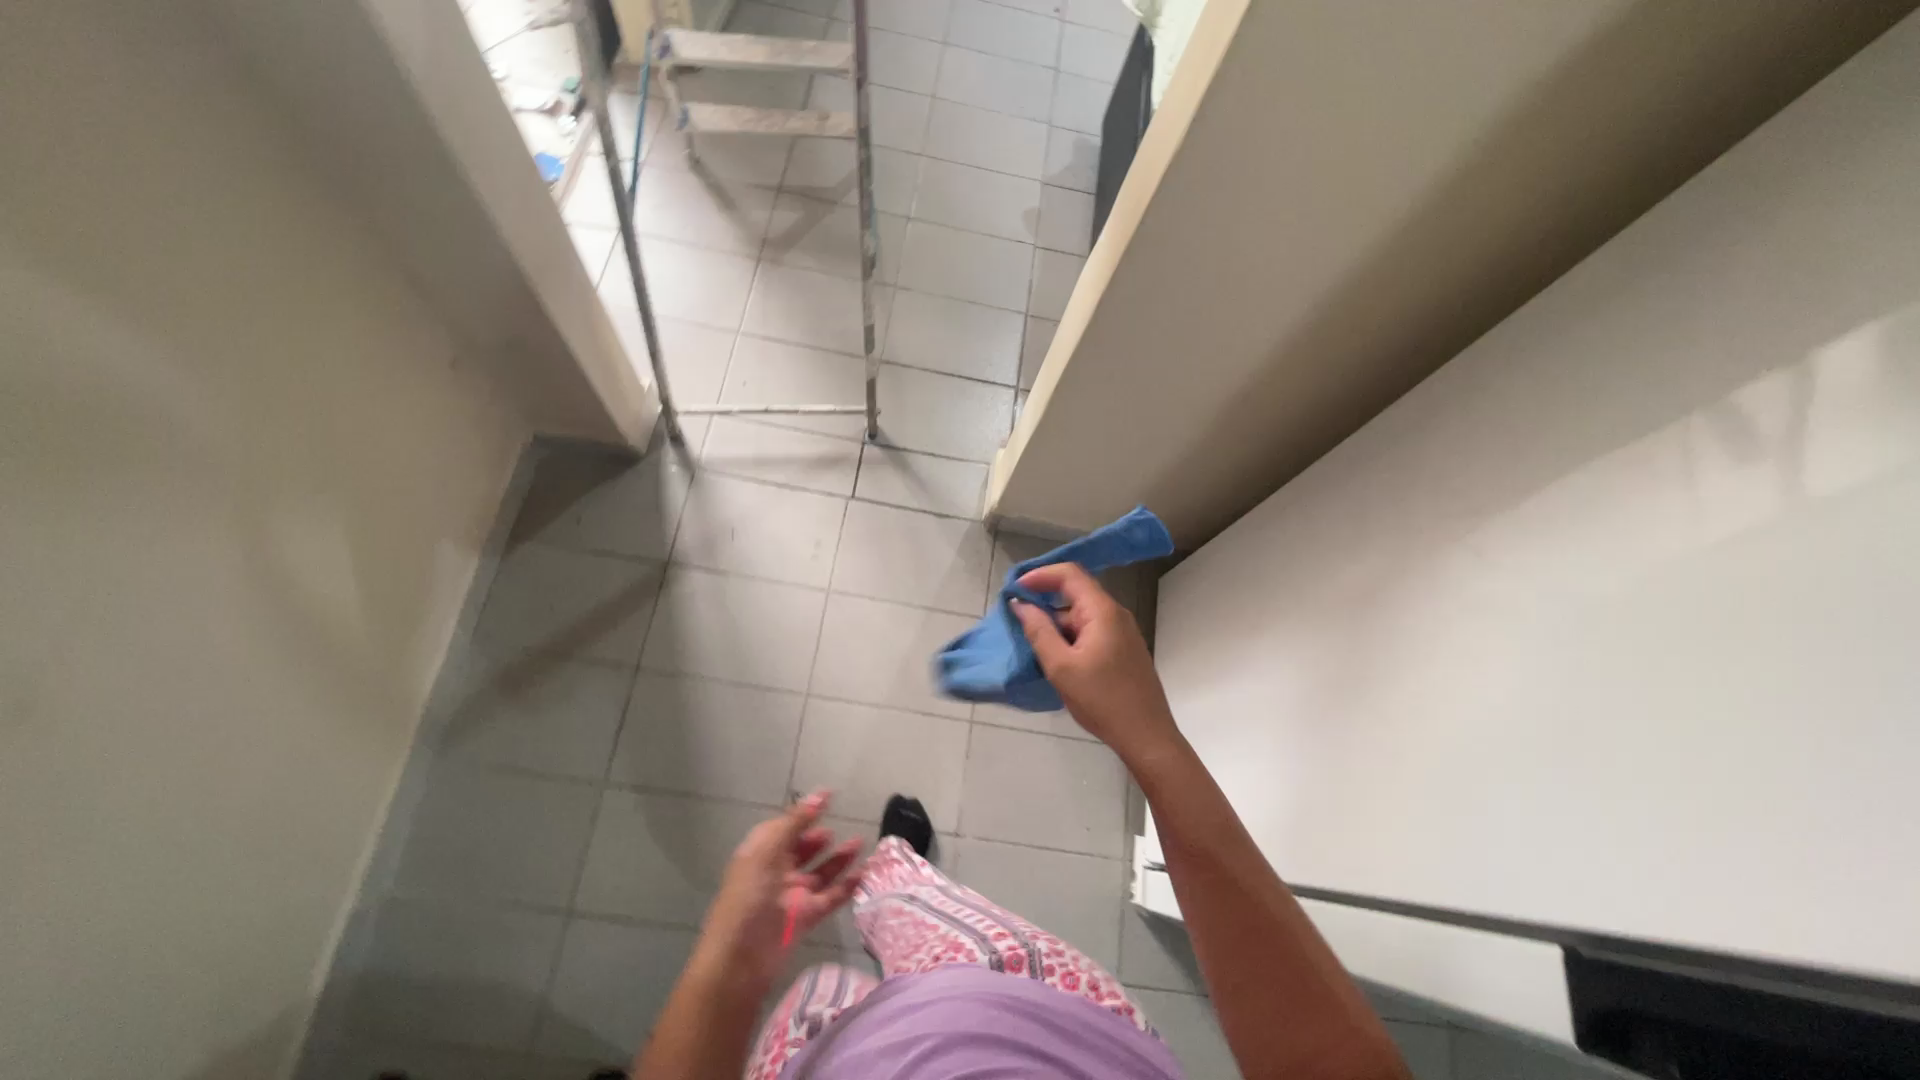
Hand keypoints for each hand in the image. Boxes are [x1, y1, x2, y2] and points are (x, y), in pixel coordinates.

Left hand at [693, 791, 863, 987]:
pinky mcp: (807, 917)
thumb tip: (821, 794)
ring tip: (860, 843)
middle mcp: (776, 872)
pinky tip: (864, 874)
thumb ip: (795, 823)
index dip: (803, 815)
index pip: (783, 829)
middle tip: (839, 829)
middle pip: (802, 850)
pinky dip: (847, 886)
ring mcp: (792, 896)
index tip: (829, 799)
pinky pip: (831, 897)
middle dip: (819, 839)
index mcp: (760, 855)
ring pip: (820, 873)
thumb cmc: (748, 899)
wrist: (740, 961)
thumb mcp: (767, 853)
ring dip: (839, 859)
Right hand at [1011, 563, 1183, 762]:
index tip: (1015, 589)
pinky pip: (1091, 631)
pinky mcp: (1123, 650)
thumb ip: (1039, 631)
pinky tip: (1057, 660)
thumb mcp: (1061, 667)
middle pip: (1076, 593)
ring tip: (1034, 647)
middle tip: (1018, 622)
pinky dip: (1070, 637)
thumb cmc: (1101, 700)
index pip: (1070, 574)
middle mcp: (1115, 614)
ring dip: (1056, 625)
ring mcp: (1122, 632)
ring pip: (1082, 615)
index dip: (1040, 575)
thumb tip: (1020, 604)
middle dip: (1045, 603)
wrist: (1146, 735)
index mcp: (1102, 611)